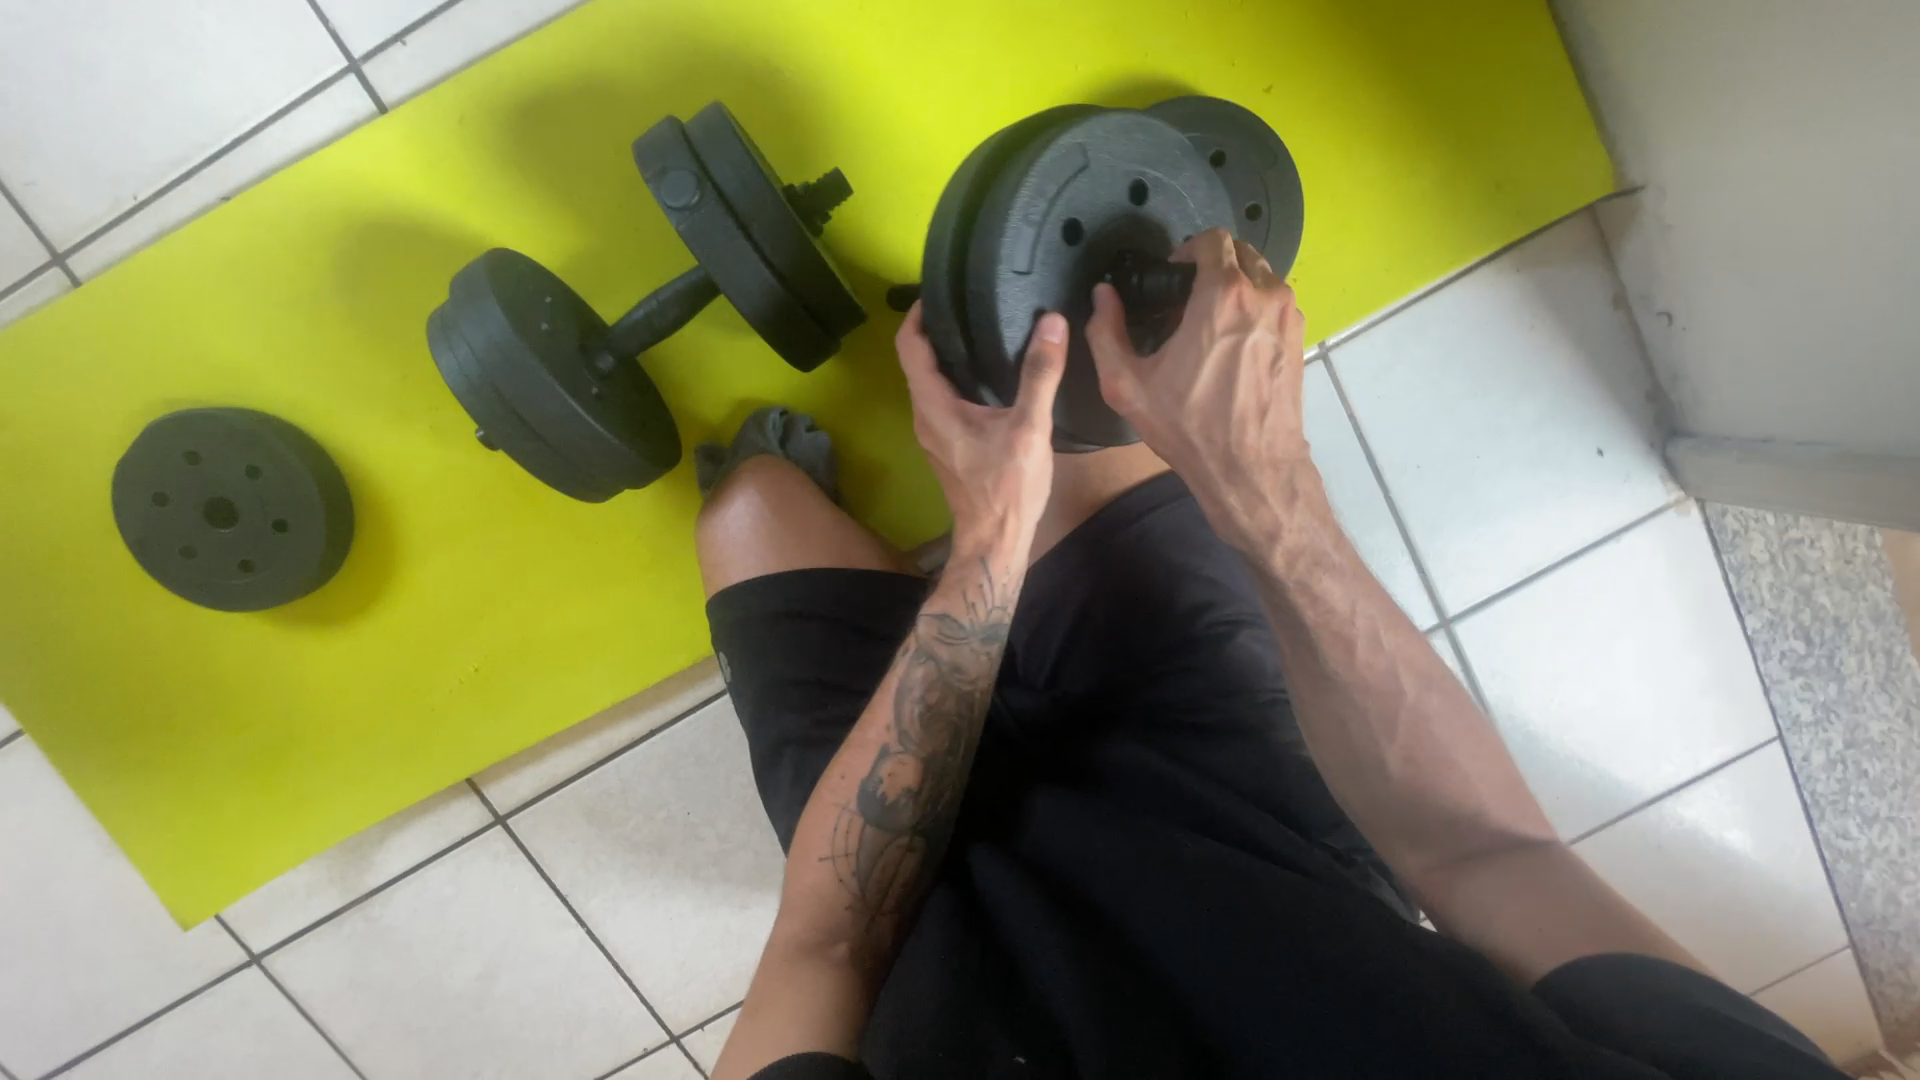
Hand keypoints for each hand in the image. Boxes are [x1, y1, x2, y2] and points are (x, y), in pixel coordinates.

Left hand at [895, 302, 1067, 554]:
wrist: (995, 541)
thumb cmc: (1007, 488)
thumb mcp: (1029, 428)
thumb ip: (1040, 375)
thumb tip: (1053, 322)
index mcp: (934, 406)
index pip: (909, 346)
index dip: (918, 314)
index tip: (940, 292)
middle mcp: (925, 417)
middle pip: (918, 362)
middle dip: (937, 330)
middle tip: (968, 305)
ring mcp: (934, 435)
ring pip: (931, 384)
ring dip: (948, 357)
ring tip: (982, 332)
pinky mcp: (948, 447)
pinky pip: (944, 402)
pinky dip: (958, 380)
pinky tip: (990, 377)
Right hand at [1086, 229, 1314, 544]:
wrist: (1250, 467)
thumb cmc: (1188, 427)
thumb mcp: (1127, 386)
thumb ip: (1106, 333)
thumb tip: (1102, 297)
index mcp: (1223, 295)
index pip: (1213, 239)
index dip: (1186, 251)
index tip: (1170, 278)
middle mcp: (1264, 295)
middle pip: (1241, 253)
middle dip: (1212, 267)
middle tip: (1186, 301)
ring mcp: (1288, 316)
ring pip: (1262, 278)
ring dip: (1235, 288)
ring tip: (1209, 325)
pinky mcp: (1299, 339)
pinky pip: (1275, 305)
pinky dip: (1253, 310)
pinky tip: (1231, 346)